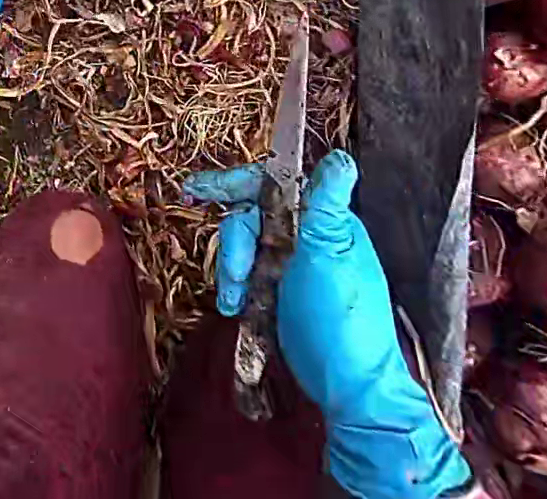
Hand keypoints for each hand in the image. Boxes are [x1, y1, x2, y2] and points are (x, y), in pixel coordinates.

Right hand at [185, 152, 473, 498]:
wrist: (349, 389)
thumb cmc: (343, 318)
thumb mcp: (330, 254)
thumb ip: (328, 203)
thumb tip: (341, 157)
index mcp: (319, 217)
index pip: (270, 183)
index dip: (234, 182)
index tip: (197, 189)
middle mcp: (302, 232)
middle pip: (249, 214)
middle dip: (234, 242)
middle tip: (233, 273)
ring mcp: (288, 262)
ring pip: (242, 245)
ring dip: (232, 269)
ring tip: (235, 299)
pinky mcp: (275, 290)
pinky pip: (243, 274)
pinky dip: (234, 287)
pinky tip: (235, 306)